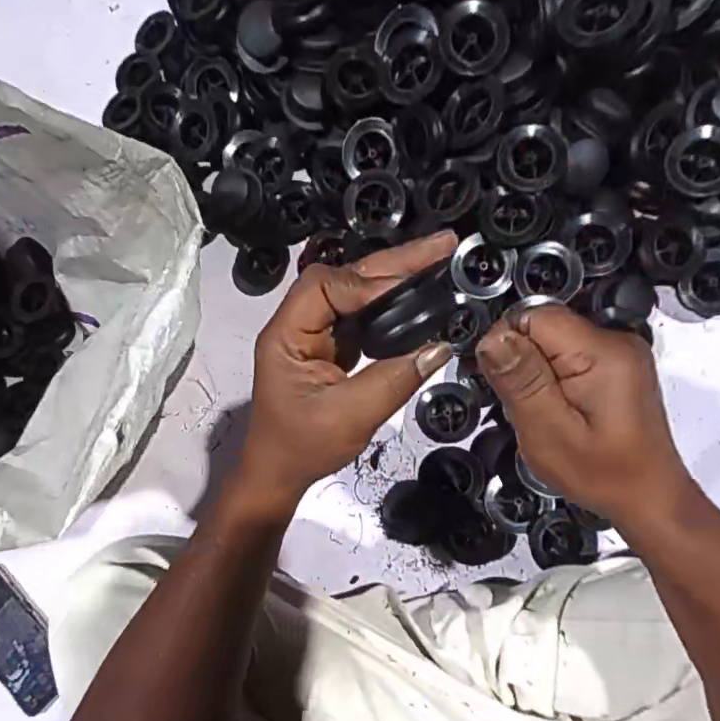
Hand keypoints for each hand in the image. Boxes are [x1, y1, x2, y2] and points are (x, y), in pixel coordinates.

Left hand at [232, 231, 459, 511]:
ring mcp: (314, 336)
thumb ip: (394, 380)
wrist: (280, 473)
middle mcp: (297, 327)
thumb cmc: (298, 449)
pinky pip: (361, 316)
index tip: (412, 282)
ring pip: (354, 293)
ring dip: (393, 279)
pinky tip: (414, 298)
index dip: (371, 282)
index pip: (327, 286)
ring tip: (434, 264)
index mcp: (287, 336)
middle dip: (393, 264)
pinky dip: (389, 305)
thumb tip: (437, 349)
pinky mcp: (330, 348)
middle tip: (439, 248)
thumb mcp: (350, 417)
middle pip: (345, 278)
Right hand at [475, 306, 694, 522]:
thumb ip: (520, 381)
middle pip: (541, 327)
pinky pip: (565, 358)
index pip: (533, 316)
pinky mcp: (613, 366)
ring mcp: (617, 354)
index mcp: (602, 354)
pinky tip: (558, 411)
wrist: (646, 497)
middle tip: (528, 407)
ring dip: (534, 376)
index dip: (506, 348)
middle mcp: (616, 344)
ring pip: (549, 343)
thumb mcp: (548, 433)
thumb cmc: (607, 474)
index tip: (506, 385)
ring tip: (546, 413)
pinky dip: (550, 383)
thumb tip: (493, 338)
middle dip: (520, 365)